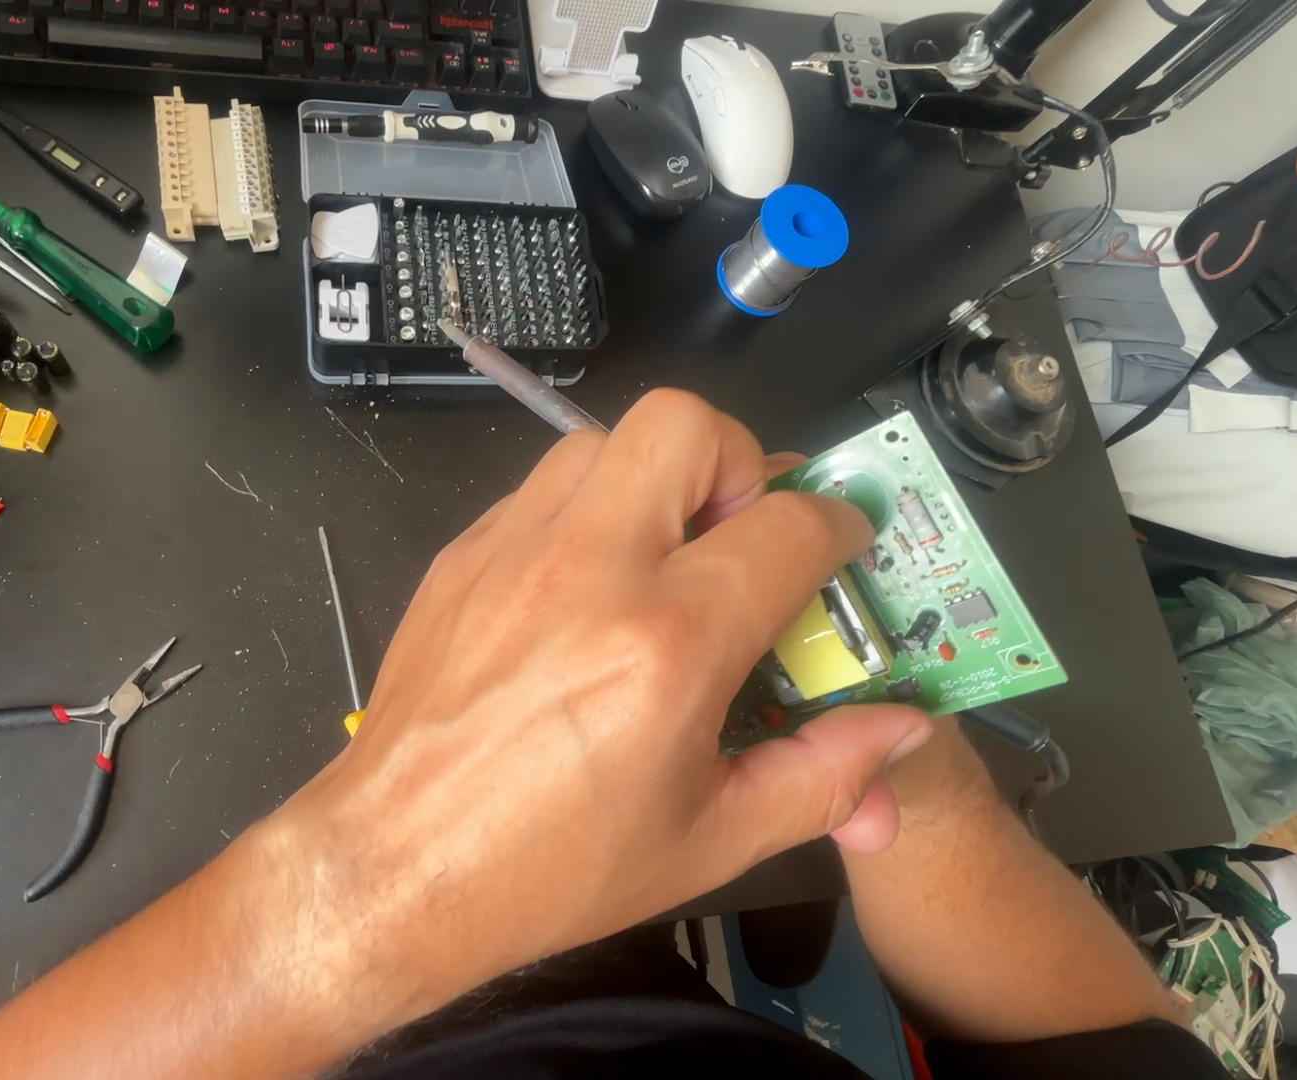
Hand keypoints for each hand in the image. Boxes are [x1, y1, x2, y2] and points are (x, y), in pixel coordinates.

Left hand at [252, 389, 932, 1027]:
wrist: (395, 860)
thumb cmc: (552, 868)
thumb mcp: (708, 840)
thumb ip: (823, 774)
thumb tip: (901, 725)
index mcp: (665, 643)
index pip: (786, 526)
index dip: (835, 527)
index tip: (837, 547)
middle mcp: (586, 569)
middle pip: (682, 426)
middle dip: (734, 461)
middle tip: (735, 532)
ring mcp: (508, 551)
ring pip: (599, 442)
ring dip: (651, 476)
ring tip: (660, 553)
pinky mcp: (458, 557)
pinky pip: (538, 491)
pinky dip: (583, 510)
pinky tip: (582, 583)